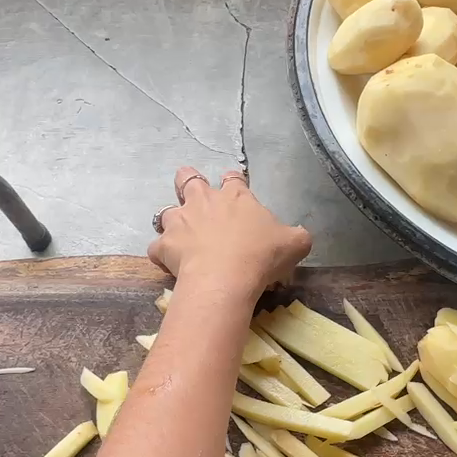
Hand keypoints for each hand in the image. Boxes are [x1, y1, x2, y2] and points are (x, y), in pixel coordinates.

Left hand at [148, 167, 310, 296]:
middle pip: (188, 178)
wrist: (226, 278)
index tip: (235, 190)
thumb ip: (297, 236)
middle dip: (188, 182)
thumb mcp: (295, 244)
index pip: (233, 179)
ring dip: (172, 222)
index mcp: (236, 196)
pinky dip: (162, 254)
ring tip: (180, 235)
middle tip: (194, 196)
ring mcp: (180, 222)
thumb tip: (299, 236)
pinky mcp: (165, 245)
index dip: (233, 182)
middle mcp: (204, 201)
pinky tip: (169, 264)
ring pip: (165, 212)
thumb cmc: (262, 256)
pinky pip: (157, 247)